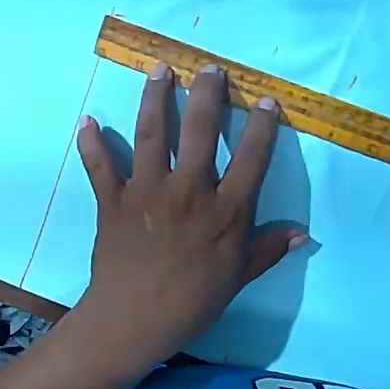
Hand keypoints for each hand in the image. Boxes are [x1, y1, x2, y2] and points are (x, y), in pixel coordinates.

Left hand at [71, 61, 305, 365]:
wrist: (135, 320)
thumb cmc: (193, 301)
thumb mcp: (238, 277)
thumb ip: (268, 249)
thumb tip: (303, 233)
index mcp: (225, 211)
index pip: (252, 158)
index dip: (262, 127)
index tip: (267, 101)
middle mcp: (189, 191)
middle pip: (201, 130)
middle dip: (207, 93)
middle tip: (209, 68)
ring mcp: (147, 192)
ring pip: (152, 134)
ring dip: (155, 98)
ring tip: (159, 69)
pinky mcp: (113, 201)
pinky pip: (100, 166)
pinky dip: (91, 144)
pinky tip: (86, 121)